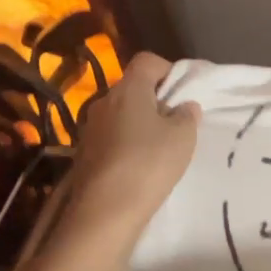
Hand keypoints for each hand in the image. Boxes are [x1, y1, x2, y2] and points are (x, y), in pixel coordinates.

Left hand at [67, 53, 200, 223]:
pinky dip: (126, 143)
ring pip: (120, 114)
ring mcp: (89, 128)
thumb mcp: (183, 137)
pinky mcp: (83, 153)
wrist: (105, 209)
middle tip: (176, 122)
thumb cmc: (149, 162)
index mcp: (128, 89)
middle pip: (132, 88)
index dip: (168, 70)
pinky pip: (110, 137)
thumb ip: (186, 116)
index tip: (183, 92)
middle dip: (154, 100)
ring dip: (138, 123)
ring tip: (159, 147)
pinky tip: (139, 165)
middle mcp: (103, 101)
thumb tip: (184, 106)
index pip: (147, 61)